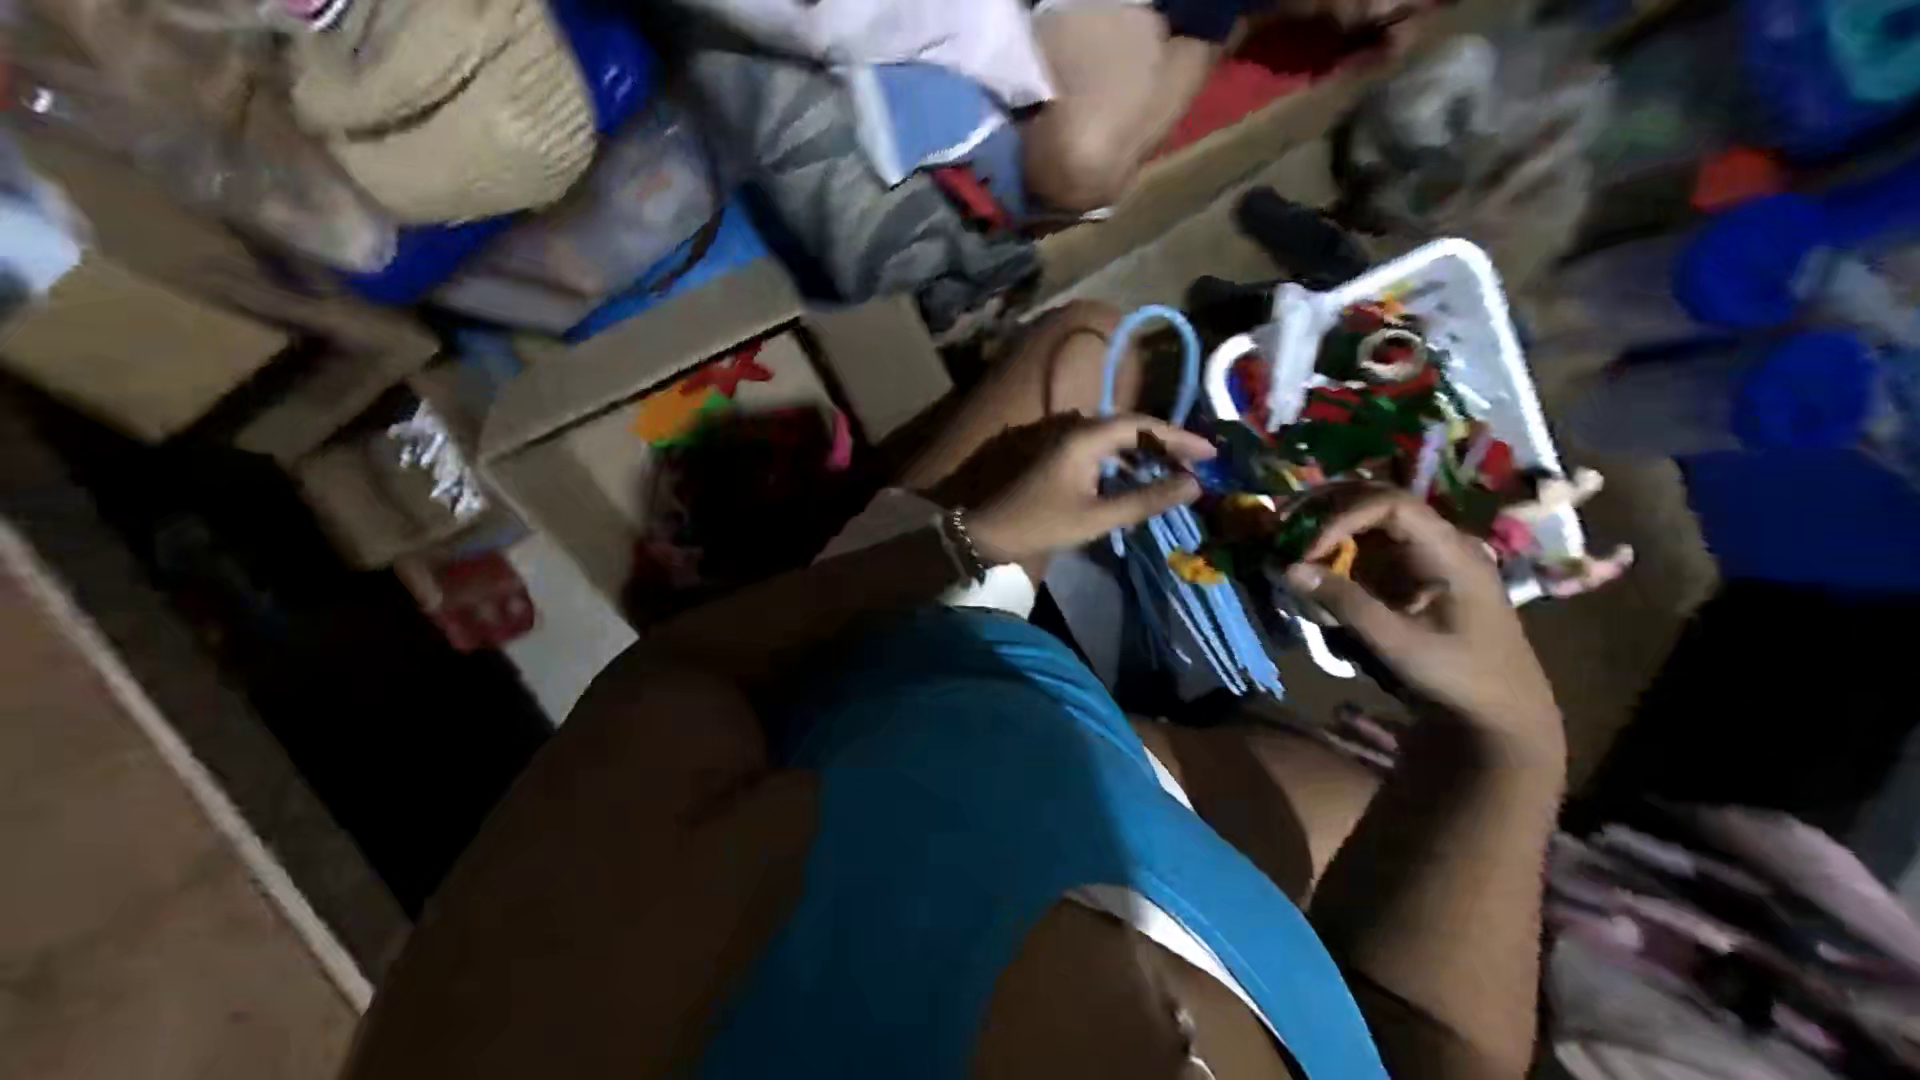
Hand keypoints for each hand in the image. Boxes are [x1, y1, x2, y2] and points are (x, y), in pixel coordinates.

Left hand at [962, 414, 1215, 565]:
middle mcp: (1076, 431)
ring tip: (1177, 470)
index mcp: (1085, 438)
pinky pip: (1103, 452)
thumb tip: (1193, 485)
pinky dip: (1126, 463)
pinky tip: (1141, 479)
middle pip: (1131, 427)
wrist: (989, 533)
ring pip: (1117, 439)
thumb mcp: (1097, 517)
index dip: (1178, 437)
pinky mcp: (1062, 459)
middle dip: (1166, 442)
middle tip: (1199, 461)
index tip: (1210, 452)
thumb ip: (1145, 500)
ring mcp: (1067, 444)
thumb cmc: (1041, 524)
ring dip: (1147, 452)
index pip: (1142, 426)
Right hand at [1283, 489, 1563, 759]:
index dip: (1342, 517)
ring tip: (1292, 539)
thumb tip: (1289, 569)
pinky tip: (1315, 562)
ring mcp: (1429, 558)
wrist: (1502, 714)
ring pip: (1373, 521)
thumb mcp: (1399, 644)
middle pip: (1380, 502)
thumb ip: (1345, 603)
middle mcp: (1442, 543)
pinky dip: (1339, 549)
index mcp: (1451, 552)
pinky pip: (1373, 547)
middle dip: (1329, 508)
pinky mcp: (1416, 575)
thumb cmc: (1458, 677)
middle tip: (1286, 523)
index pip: (1390, 505)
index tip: (1308, 548)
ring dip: (1331, 525)